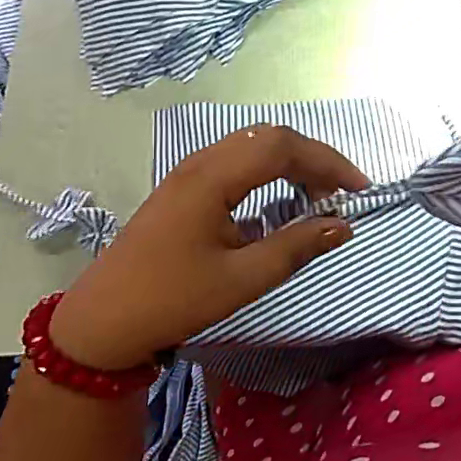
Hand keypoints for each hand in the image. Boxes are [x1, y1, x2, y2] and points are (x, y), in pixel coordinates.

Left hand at [48, 125, 366, 370]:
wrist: (101, 322)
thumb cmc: (171, 300)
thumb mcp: (241, 280)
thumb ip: (294, 247)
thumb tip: (342, 225)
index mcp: (212, 178)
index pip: (283, 147)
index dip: (328, 162)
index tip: (359, 190)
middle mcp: (200, 163)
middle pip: (269, 138)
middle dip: (313, 159)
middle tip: (340, 193)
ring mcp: (188, 173)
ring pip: (252, 146)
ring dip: (290, 163)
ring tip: (316, 196)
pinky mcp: (184, 188)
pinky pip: (236, 162)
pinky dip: (268, 172)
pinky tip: (277, 200)